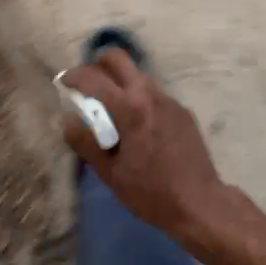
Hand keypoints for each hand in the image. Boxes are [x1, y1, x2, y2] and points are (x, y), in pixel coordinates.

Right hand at [60, 48, 229, 242]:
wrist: (201, 206)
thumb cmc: (152, 192)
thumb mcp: (111, 174)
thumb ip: (85, 143)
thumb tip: (68, 120)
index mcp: (129, 108)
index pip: (93, 78)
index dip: (73, 76)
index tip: (63, 82)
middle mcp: (149, 94)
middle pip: (118, 58)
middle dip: (97, 63)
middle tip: (87, 82)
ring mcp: (169, 100)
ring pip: (138, 74)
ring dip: (120, 80)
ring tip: (112, 105)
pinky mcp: (182, 110)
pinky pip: (154, 93)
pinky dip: (140, 97)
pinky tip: (139, 124)